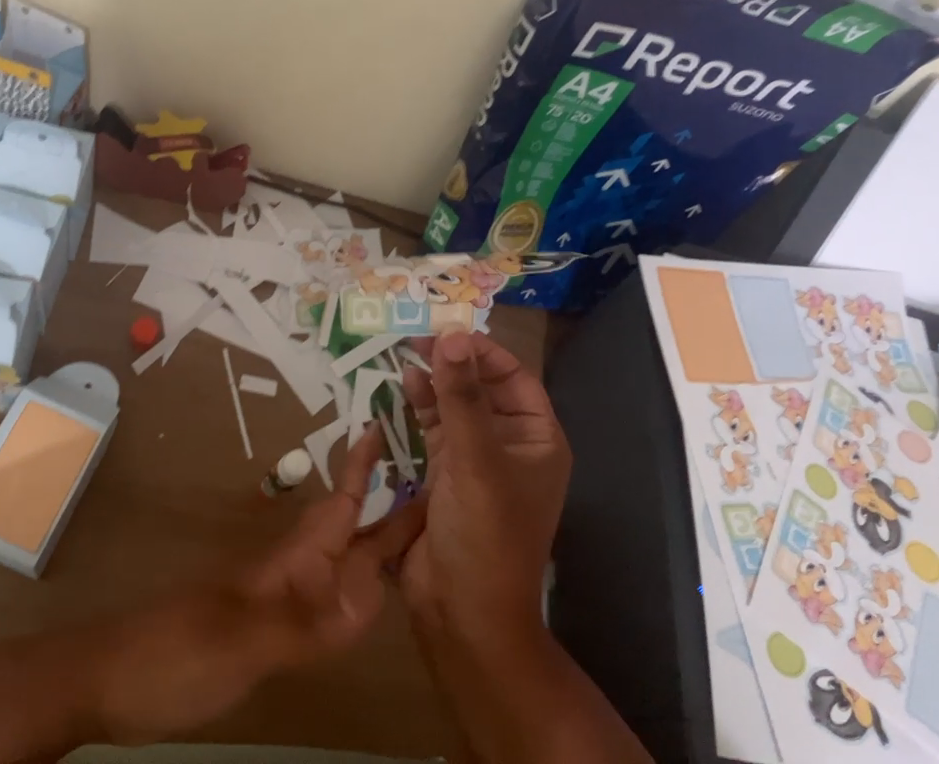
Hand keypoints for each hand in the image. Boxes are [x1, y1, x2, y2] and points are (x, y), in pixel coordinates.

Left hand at [93, 424, 423, 744]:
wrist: (110, 683)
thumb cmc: (172, 655)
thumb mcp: (235, 639)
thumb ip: (298, 621)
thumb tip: (369, 593)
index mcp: (288, 564)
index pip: (342, 504)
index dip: (369, 468)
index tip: (406, 432)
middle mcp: (294, 576)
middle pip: (353, 532)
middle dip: (395, 507)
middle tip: (446, 489)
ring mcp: (282, 606)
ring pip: (344, 567)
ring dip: (382, 545)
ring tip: (430, 534)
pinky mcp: (272, 639)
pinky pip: (330, 607)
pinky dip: (361, 593)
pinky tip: (378, 596)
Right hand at [398, 332, 570, 640]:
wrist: (463, 611)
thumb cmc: (485, 533)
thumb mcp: (474, 459)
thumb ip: (461, 396)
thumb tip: (451, 334)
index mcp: (537, 439)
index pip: (513, 378)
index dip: (481, 351)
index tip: (443, 328)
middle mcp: (510, 446)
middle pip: (481, 389)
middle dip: (451, 363)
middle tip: (413, 335)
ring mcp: (476, 463)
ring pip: (455, 408)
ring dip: (433, 383)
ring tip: (403, 354)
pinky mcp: (445, 479)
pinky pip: (434, 432)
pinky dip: (419, 410)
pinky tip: (401, 388)